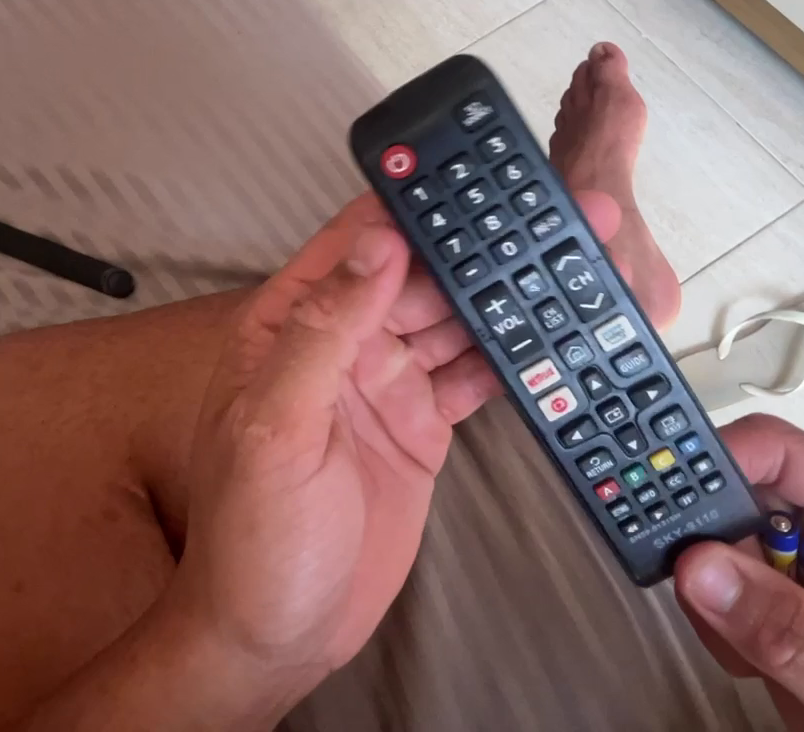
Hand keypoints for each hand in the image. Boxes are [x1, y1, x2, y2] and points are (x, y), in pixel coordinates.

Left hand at [159, 191, 620, 711]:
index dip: (403, 204)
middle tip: (533, 216)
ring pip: (450, 319)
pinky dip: (506, 356)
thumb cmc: (251, 536)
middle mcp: (342, 343)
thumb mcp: (276, 424)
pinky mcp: (421, 422)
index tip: (458, 170)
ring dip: (497, 295)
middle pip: (416, 275)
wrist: (281, 633)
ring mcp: (386, 381)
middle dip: (472, 246)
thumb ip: (324, 330)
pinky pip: (470, 374)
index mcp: (291, 326)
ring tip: (552, 261)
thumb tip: (375, 247)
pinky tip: (541, 335)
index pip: (352, 245)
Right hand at [673, 415, 803, 731]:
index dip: (716, 460)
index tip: (659, 497)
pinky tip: (755, 662)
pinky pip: (721, 572)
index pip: (783, 451)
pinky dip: (719, 616)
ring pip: (720, 534)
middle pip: (740, 488)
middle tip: (697, 597)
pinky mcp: (790, 583)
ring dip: (715, 595)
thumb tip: (694, 562)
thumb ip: (789, 636)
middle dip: (710, 546)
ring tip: (749, 658)